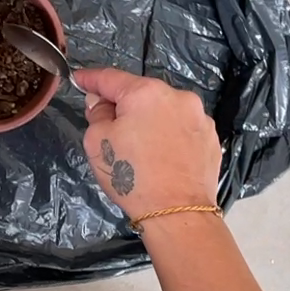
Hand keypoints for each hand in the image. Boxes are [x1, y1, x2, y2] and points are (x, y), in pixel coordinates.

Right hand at [73, 66, 220, 218]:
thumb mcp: (97, 142)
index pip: (110, 78)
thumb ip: (96, 114)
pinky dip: (167, 134)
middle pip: (140, 93)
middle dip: (122, 104)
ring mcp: (199, 117)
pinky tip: (160, 155)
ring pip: (163, 110)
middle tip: (106, 123)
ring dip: (147, 119)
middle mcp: (177, 96)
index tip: (78, 79)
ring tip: (138, 144)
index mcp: (145, 93)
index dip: (91, 79)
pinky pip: (181, 127)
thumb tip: (102, 104)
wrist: (177, 212)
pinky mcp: (211, 138)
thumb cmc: (131, 176)